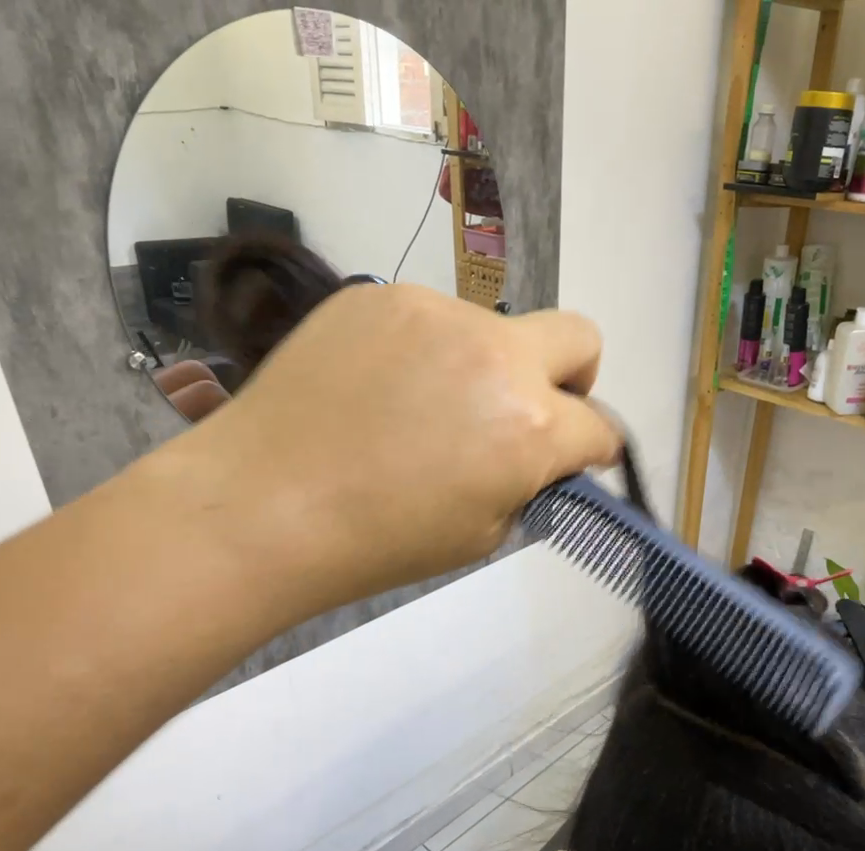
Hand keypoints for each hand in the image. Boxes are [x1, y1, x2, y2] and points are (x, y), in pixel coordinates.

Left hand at [171, 285, 620, 606]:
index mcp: (532, 424)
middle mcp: (498, 353)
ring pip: (493, 329)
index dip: (592, 451)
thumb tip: (536, 455)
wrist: (264, 505)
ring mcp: (436, 314)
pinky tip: (376, 389)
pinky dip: (423, 352)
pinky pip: (429, 320)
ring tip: (418, 411)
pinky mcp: (380, 295)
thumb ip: (527, 481)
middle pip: (579, 337)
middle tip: (528, 413)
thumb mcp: (481, 534)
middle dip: (574, 377)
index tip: (572, 462)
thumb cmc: (379, 542)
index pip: (600, 427)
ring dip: (482, 367)